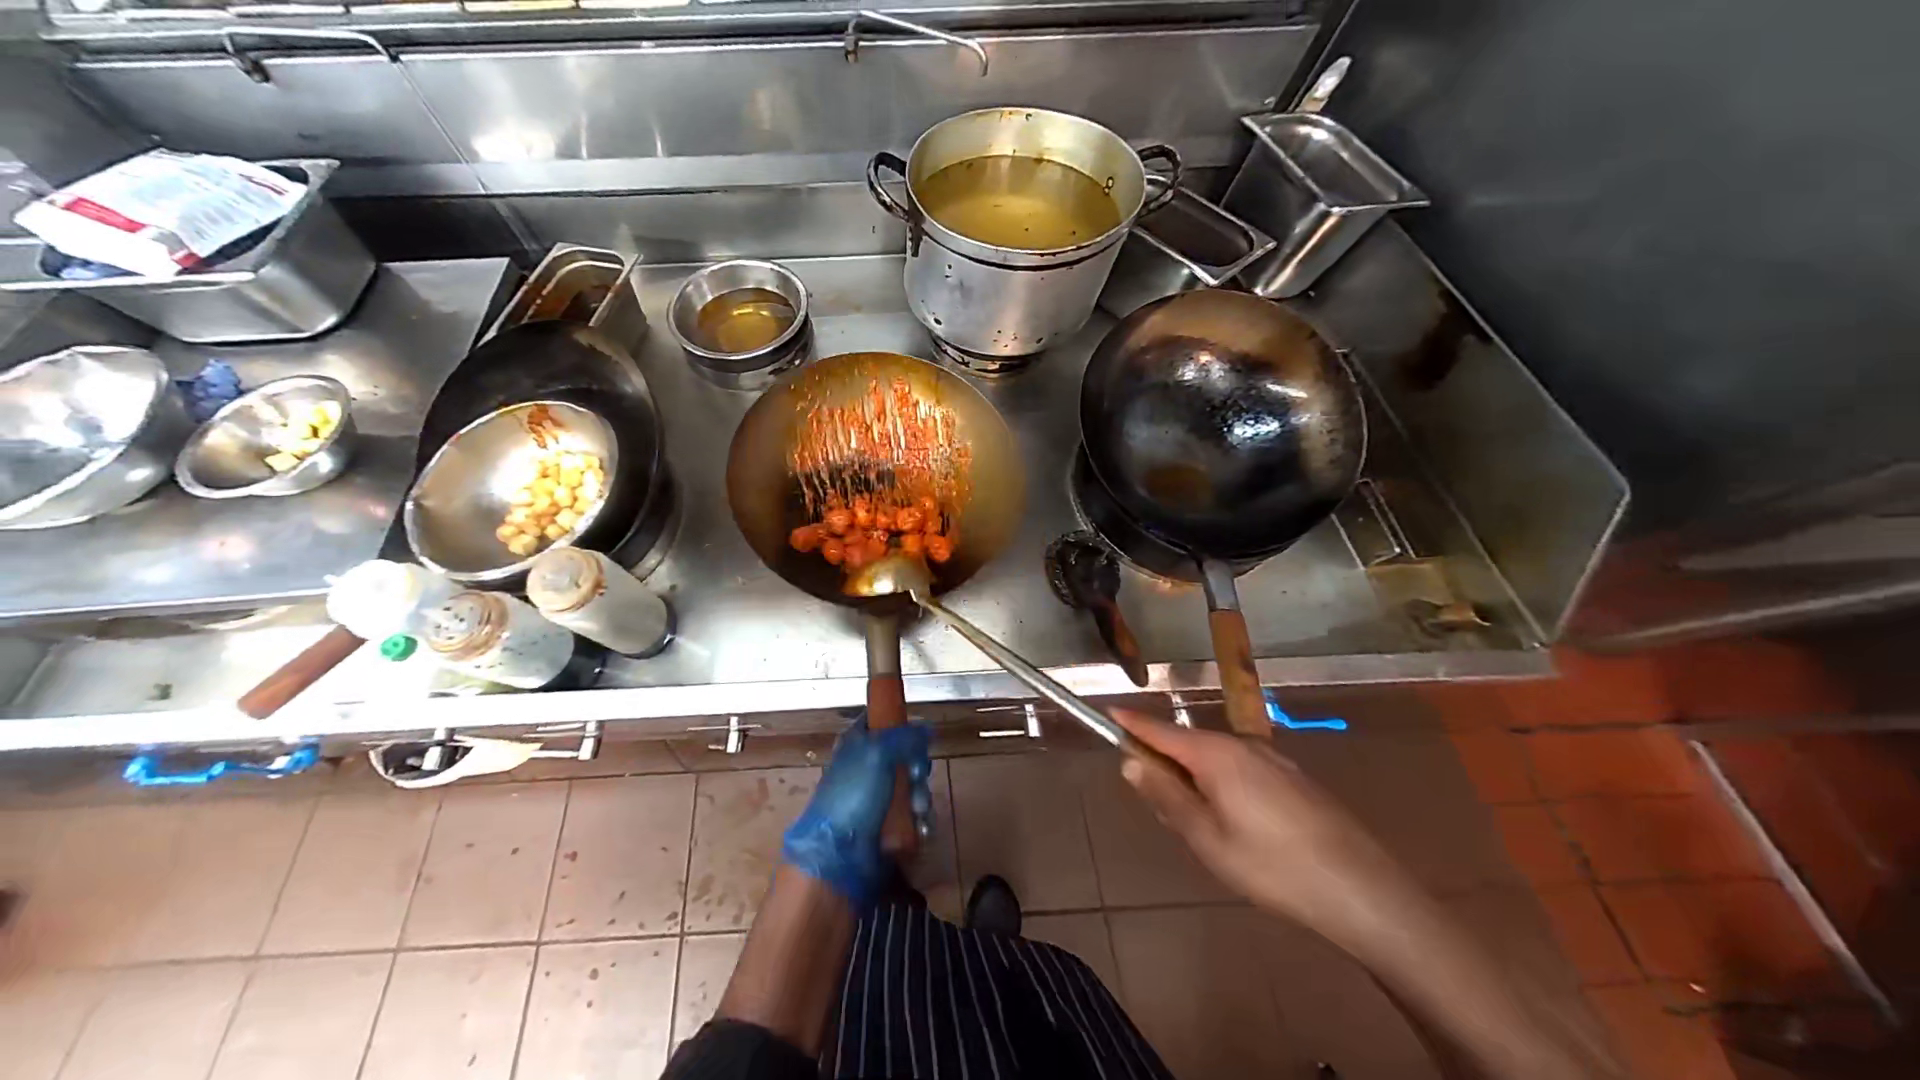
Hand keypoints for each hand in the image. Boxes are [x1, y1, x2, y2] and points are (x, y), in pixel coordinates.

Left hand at [781, 716, 930, 908]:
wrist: (839, 857)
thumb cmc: (852, 797)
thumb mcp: (876, 754)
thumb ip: (903, 736)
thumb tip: (925, 727)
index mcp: (857, 745)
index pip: (885, 723)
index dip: (902, 727)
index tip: (915, 737)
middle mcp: (869, 769)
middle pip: (908, 755)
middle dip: (917, 767)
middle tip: (915, 775)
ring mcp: (880, 799)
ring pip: (916, 786)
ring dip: (920, 797)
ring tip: (914, 809)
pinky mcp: (891, 826)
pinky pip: (916, 815)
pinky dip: (919, 820)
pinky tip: (916, 825)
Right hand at [1115, 711, 1400, 927]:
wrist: (1363, 890)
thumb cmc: (1272, 866)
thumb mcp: (1206, 838)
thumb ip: (1166, 796)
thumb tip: (1131, 762)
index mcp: (1216, 754)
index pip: (1160, 729)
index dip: (1131, 722)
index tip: (1105, 712)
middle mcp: (1243, 744)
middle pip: (1187, 744)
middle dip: (1165, 764)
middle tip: (1163, 812)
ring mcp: (1273, 759)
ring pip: (1215, 759)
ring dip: (1195, 779)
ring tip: (1203, 829)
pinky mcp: (1293, 777)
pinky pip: (1241, 769)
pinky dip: (1223, 784)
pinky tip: (1240, 827)